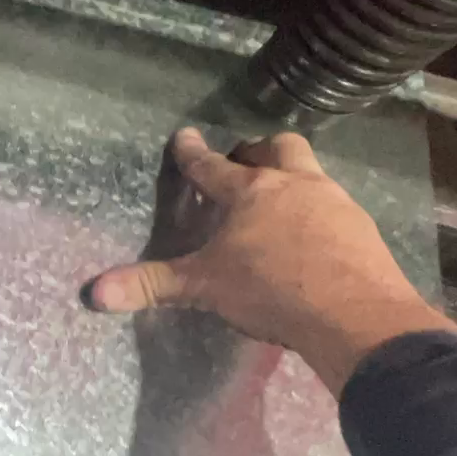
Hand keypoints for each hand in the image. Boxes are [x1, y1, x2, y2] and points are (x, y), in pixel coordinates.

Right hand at [86, 127, 456, 393]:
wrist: (359, 319)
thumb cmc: (270, 290)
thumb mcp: (202, 287)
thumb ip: (150, 284)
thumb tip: (93, 294)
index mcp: (250, 192)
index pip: (212, 165)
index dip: (193, 152)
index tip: (185, 136)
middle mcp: (295, 186)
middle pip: (278, 148)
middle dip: (258, 151)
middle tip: (244, 164)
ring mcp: (336, 204)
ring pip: (312, 173)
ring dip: (292, 178)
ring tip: (278, 200)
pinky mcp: (363, 230)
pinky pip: (336, 206)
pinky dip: (317, 212)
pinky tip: (310, 237)